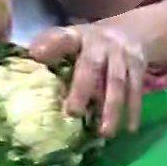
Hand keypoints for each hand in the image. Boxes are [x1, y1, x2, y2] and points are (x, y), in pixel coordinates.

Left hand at [28, 23, 147, 136]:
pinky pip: (136, 91)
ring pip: (117, 83)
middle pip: (92, 66)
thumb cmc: (93, 44)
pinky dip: (134, 111)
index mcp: (79, 36)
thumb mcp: (73, 40)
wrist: (132, 32)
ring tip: (105, 133)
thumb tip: (28, 65)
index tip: (35, 56)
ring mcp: (122, 56)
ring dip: (112, 109)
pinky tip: (130, 129)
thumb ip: (54, 51)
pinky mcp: (138, 68)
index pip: (64, 38)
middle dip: (83, 90)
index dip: (51, 45)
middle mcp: (101, 44)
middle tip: (73, 114)